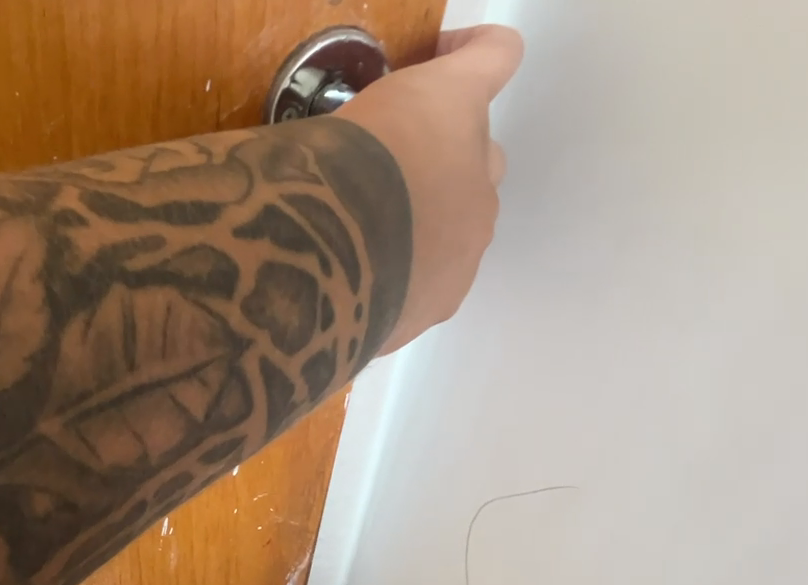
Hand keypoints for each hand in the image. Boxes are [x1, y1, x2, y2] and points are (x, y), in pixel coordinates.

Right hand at [337, 24, 523, 351]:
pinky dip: (397, 286)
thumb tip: (349, 150)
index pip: (493, 58)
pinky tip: (353, 292)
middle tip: (380, 182)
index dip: (464, 55)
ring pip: (456, 233)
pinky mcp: (438, 305)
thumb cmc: (321, 174)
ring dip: (420, 233)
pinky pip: (426, 290)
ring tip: (360, 250)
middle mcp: (479, 176)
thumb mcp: (333, 119)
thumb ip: (363, 120)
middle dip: (439, 166)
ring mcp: (465, 250)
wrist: (314, 260)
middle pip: (479, 161)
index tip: (430, 67)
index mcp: (455, 111)